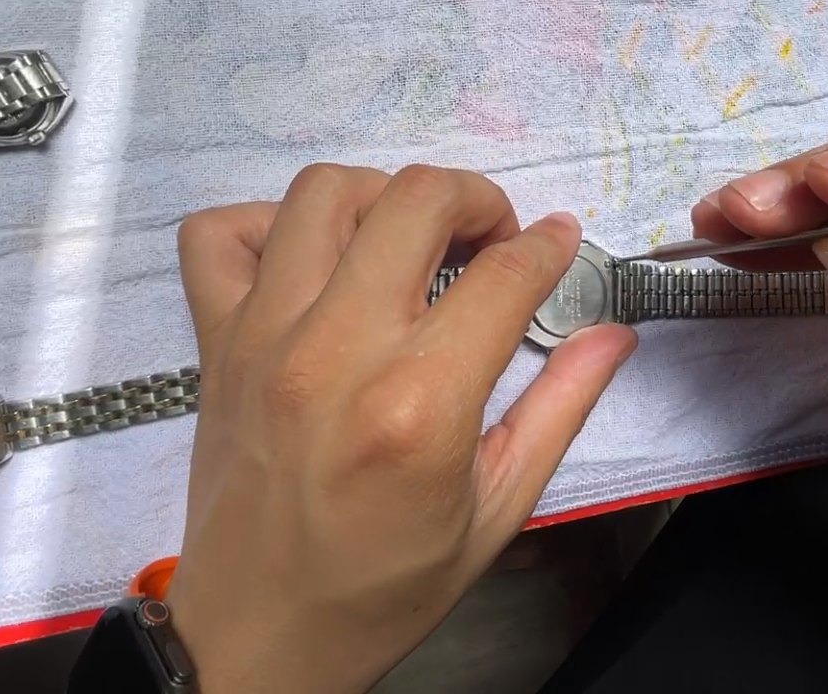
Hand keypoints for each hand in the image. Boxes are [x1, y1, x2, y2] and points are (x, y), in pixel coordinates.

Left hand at [166, 165, 637, 693]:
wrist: (253, 635)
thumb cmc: (385, 582)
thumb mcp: (498, 509)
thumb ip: (562, 406)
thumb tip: (613, 331)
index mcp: (419, 404)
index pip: (503, 275)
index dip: (547, 243)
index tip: (557, 239)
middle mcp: (335, 350)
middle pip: (415, 200)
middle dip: (475, 197)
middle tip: (489, 237)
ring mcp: (262, 334)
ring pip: (322, 192)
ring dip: (382, 195)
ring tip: (405, 238)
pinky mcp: (214, 338)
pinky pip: (217, 232)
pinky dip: (263, 221)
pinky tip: (308, 258)